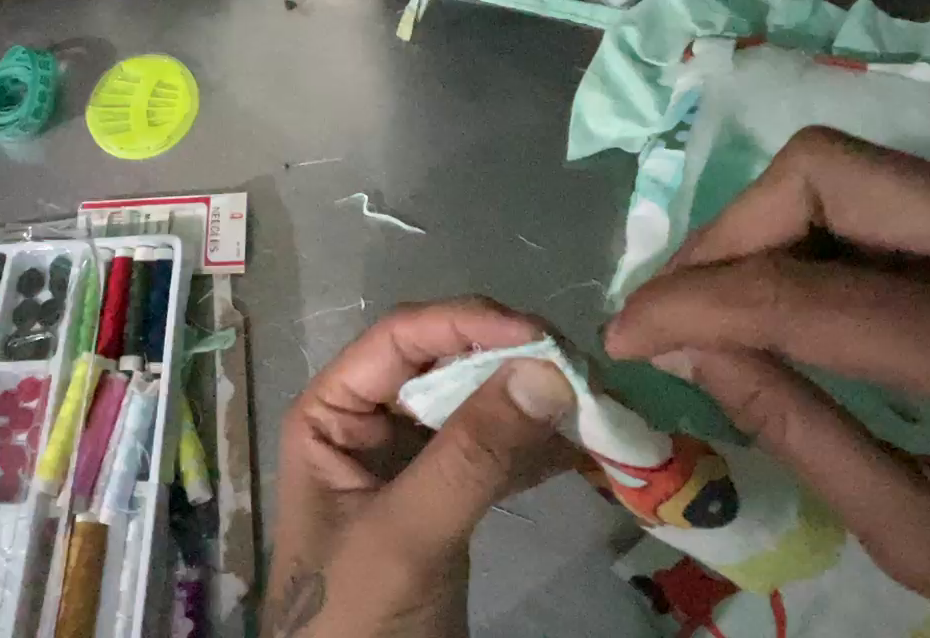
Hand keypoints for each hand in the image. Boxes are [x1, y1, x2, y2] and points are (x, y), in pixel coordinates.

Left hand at [265, 298, 579, 637]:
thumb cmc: (354, 617)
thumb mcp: (406, 536)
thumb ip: (470, 455)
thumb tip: (544, 370)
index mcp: (333, 410)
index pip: (399, 338)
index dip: (466, 322)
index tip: (540, 335)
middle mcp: (367, 418)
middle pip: (441, 362)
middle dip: (509, 360)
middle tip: (584, 370)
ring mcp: (406, 455)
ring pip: (473, 403)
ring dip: (531, 401)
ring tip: (597, 407)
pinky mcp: (443, 493)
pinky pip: (492, 451)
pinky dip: (535, 448)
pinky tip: (583, 453)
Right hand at [605, 127, 929, 637]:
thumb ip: (804, 435)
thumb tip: (691, 346)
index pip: (825, 295)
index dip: (697, 302)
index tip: (626, 331)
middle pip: (836, 172)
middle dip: (729, 232)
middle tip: (682, 302)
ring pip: (864, 171)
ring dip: (768, 230)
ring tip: (729, 301)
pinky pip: (902, 202)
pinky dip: (821, 239)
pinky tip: (803, 298)